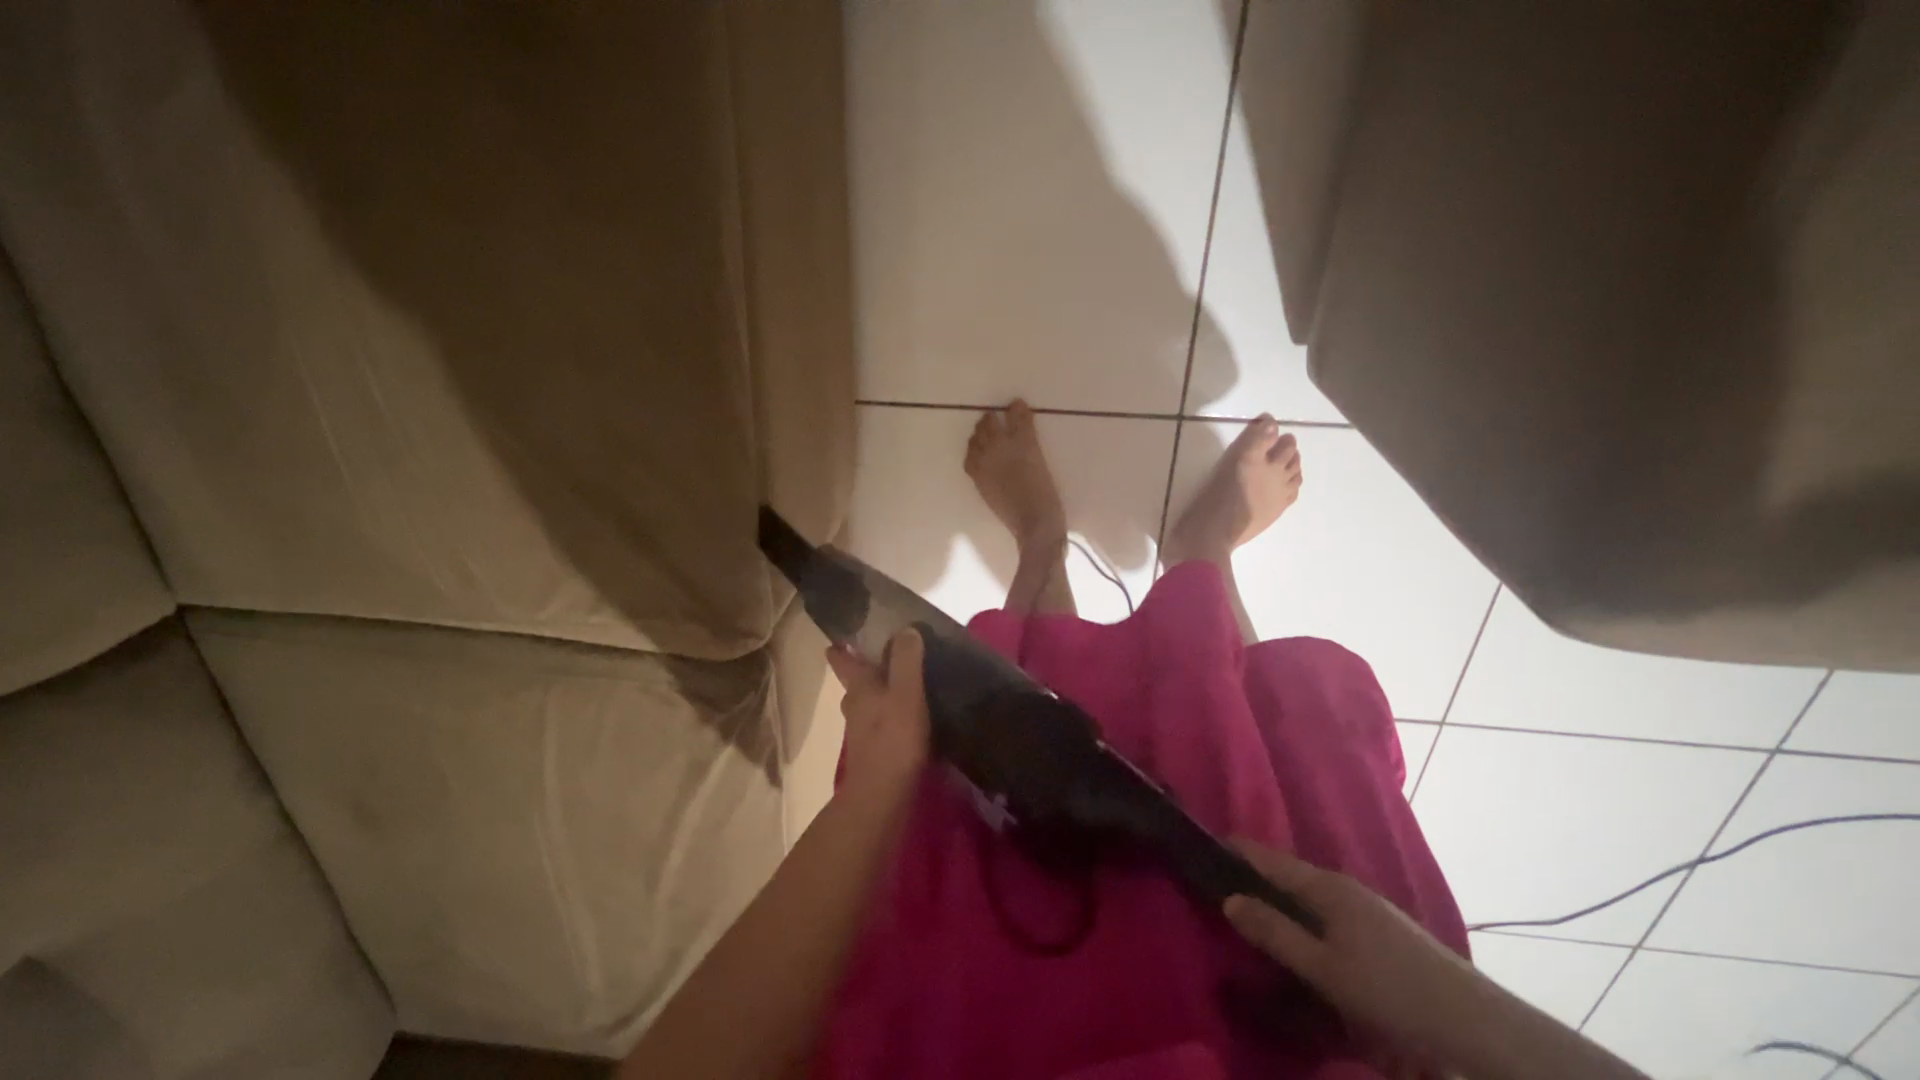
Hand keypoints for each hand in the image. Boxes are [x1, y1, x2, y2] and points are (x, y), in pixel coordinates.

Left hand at [825, 629, 932, 802]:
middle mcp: (854, 706)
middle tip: (887, 656)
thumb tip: (906, 629)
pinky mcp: (874, 753)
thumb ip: (906, 660)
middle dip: (866, 670)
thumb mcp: (906, 693)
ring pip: (867, 704)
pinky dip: (890, 717)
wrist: (882, 796)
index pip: (842, 659)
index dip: (841, 646)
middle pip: (855, 682)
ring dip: (880, 694)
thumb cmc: (894, 740)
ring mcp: (861, 732)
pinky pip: (880, 725)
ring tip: (904, 686)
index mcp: (859, 687)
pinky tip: (908, 719)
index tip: (843, 634)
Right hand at [1223, 839, 1485, 1065]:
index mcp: (1327, 887)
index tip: (1201, 846)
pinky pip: (1326, 910)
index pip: (1269, 858)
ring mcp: (1367, 906)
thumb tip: (1229, 898)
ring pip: (1309, 893)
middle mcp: (1346, 886)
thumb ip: (1274, 933)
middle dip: (1254, 874)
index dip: (1236, 851)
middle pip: (1289, 873)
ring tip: (1249, 909)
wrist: (1471, 1021)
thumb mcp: (1322, 968)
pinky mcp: (1381, 929)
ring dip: (1278, 896)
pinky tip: (1297, 934)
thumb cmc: (1389, 990)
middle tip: (1216, 883)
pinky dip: (1301, 913)